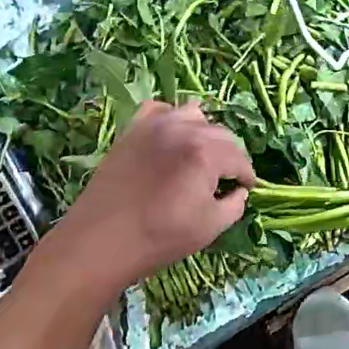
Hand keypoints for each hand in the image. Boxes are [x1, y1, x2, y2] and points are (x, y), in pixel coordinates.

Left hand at [46, 100, 253, 292]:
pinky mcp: (132, 130)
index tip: (247, 188)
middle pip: (221, 134)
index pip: (240, 159)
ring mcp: (154, 125)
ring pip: (193, 114)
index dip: (247, 176)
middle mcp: (183, 129)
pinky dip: (171, 119)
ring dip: (204, 133)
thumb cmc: (160, 237)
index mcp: (206, 152)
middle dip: (230, 156)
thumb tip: (238, 191)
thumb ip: (234, 204)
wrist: (101, 239)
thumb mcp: (210, 227)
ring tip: (200, 157)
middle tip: (226, 179)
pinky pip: (159, 109)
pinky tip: (171, 139)